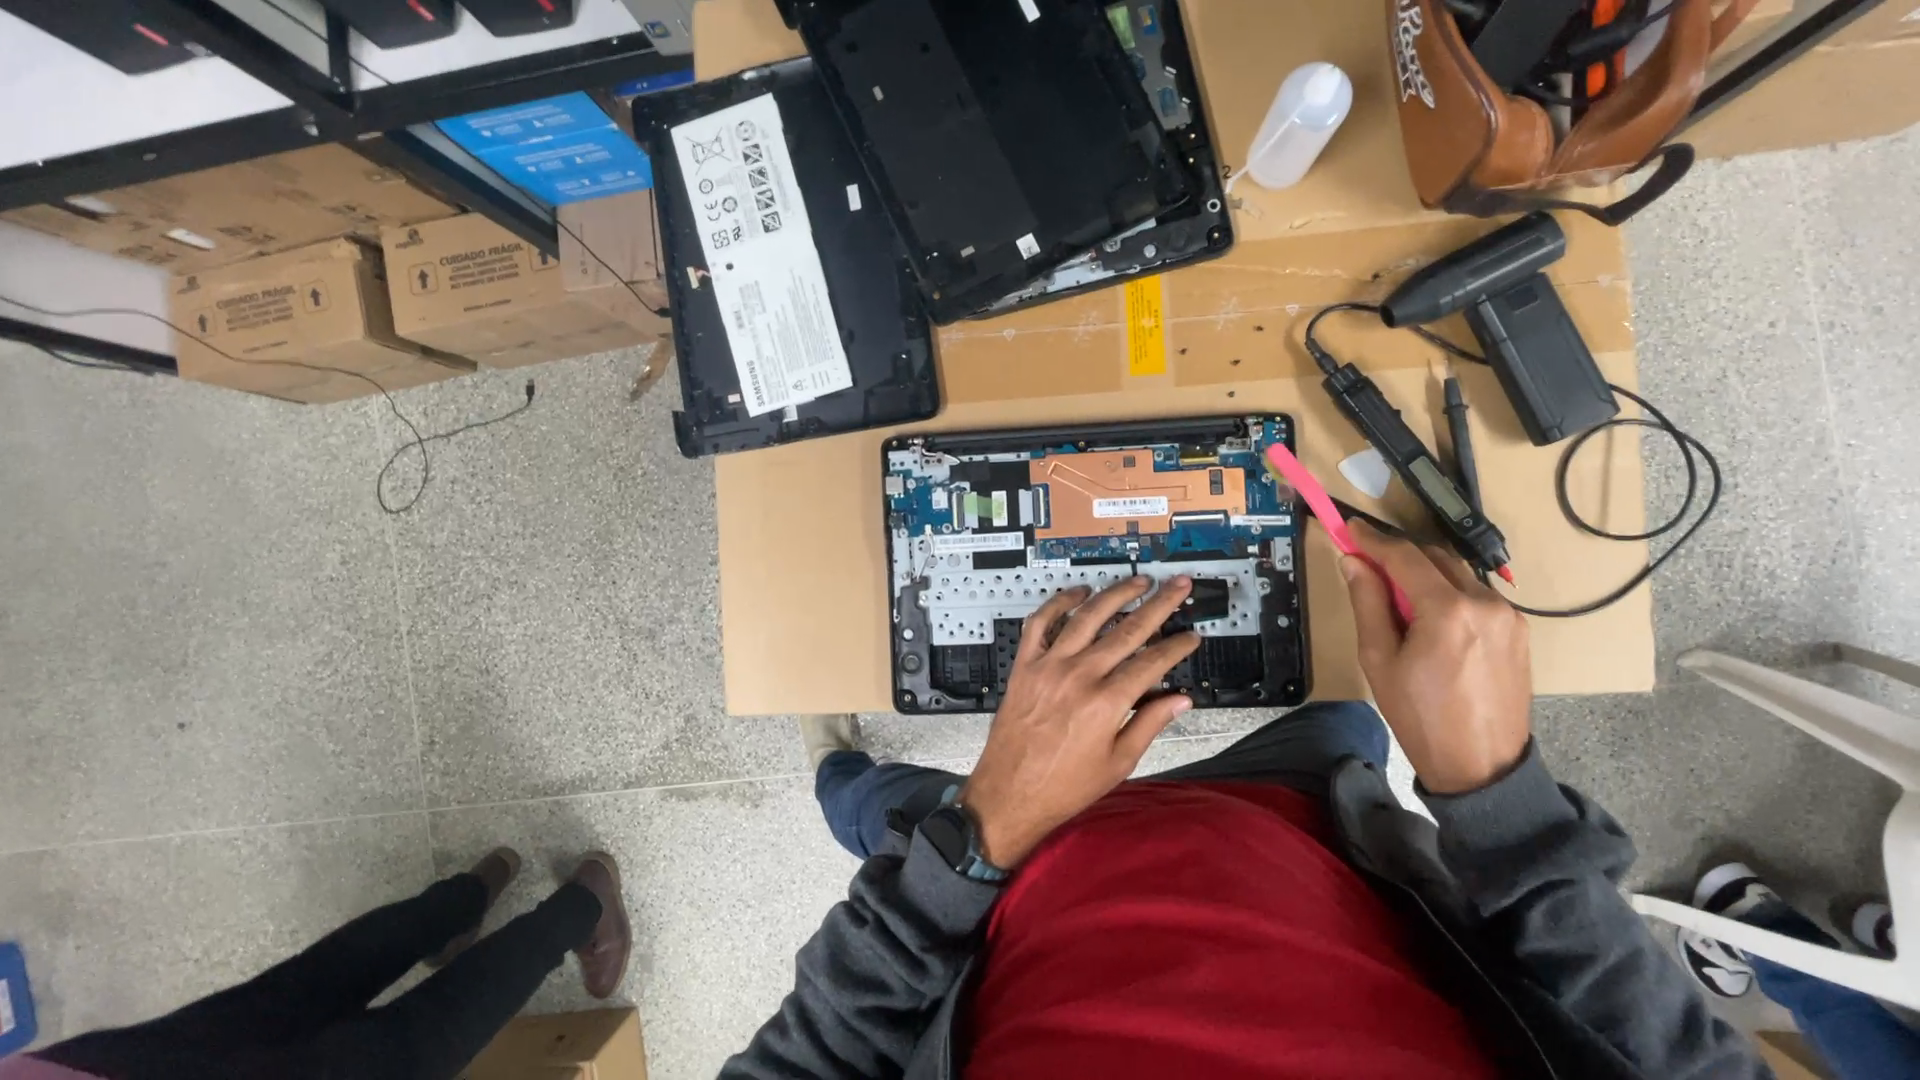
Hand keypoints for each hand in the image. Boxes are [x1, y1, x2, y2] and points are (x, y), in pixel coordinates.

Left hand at [958, 576, 1201, 867]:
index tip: (1191, 636)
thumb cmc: (1062, 787)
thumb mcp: (1118, 763)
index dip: (1176, 646)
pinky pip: (1040, 623)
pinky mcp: (1025, 666)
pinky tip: (1078, 592)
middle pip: (1127, 630)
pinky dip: (1058, 603)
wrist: (1008, 795)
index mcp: (1106, 703)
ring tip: (1138, 582)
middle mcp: (1078, 677)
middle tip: (1178, 587)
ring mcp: (1048, 667)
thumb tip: (1180, 700)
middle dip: (1159, 605)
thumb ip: (1149, 724)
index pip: (1152, 662)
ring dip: (1116, 594)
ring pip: (1087, 617)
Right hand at [1340, 521, 1532, 794]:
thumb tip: (1355, 562)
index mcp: (1449, 610)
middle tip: (1366, 564)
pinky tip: (1430, 620)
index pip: (1405, 556)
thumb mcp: (1379, 659)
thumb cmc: (1420, 716)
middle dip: (1399, 555)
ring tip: (1397, 600)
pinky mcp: (1518, 630)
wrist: (1481, 765)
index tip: (1349, 528)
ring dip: (1424, 575)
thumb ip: (1368, 603)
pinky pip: (1476, 596)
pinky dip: (1448, 594)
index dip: (1374, 539)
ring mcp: (1509, 615)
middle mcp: (1486, 602)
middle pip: (1435, 557)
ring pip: (1457, 574)